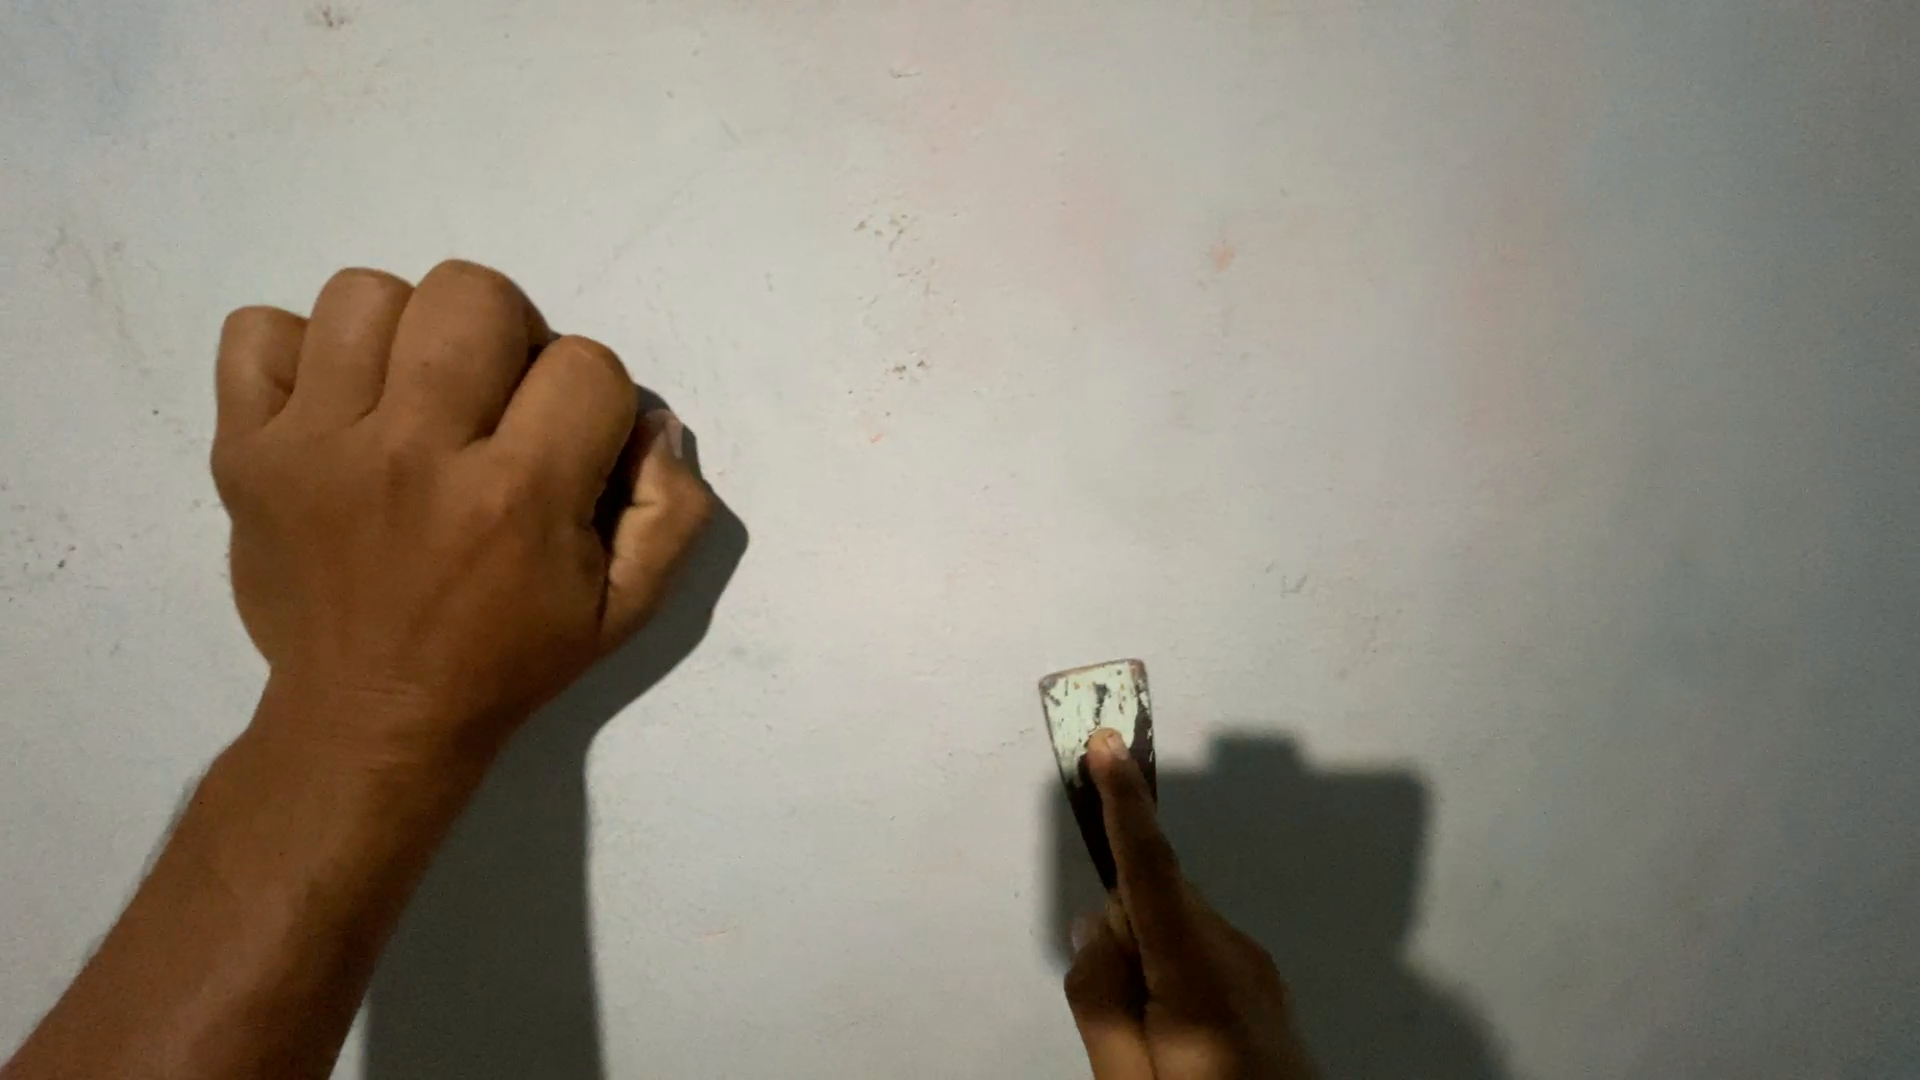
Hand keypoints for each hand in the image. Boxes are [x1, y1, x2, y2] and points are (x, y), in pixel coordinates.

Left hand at [212, 260, 711, 759]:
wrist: (377, 714)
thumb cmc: (518, 655)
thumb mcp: (632, 604)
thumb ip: (674, 511)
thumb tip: (656, 424)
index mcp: (521, 496)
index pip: (588, 364)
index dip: (601, 395)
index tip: (580, 446)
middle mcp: (416, 455)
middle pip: (475, 293)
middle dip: (517, 336)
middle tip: (507, 401)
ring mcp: (315, 447)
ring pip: (369, 294)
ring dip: (420, 335)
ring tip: (427, 400)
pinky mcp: (242, 450)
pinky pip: (260, 328)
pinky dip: (311, 352)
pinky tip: (348, 409)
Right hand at [1065, 730, 1318, 1078]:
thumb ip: (1100, 999)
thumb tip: (1094, 924)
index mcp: (1199, 977)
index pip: (1152, 871)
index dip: (1125, 805)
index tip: (1108, 744)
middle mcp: (1237, 954)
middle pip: (1151, 900)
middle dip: (1121, 934)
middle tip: (1121, 1021)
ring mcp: (1258, 969)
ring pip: (1170, 924)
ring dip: (1144, 960)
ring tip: (1154, 1044)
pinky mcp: (1265, 985)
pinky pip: (1194, 947)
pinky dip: (1170, 972)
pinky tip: (1181, 1041)